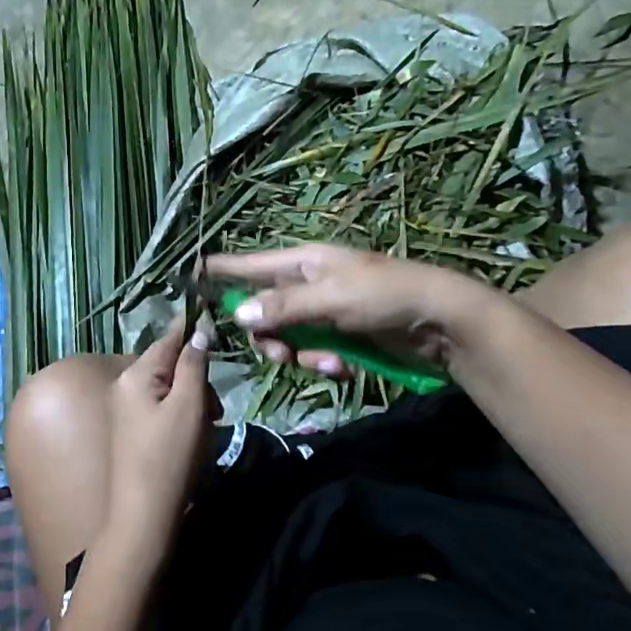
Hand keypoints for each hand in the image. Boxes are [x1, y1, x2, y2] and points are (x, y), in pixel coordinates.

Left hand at [104, 316, 212, 537]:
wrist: (143, 515)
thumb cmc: (169, 457)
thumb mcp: (189, 406)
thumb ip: (194, 365)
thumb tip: (199, 331)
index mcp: (135, 374)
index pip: (168, 338)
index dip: (192, 328)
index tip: (212, 314)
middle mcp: (124, 385)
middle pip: (170, 365)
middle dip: (197, 380)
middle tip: (215, 409)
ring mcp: (125, 409)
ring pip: (169, 388)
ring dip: (193, 401)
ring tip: (206, 429)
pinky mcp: (131, 430)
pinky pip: (162, 409)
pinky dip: (181, 416)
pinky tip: (193, 439)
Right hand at [204, 243, 503, 376]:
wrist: (441, 320)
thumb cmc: (384, 295)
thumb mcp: (331, 298)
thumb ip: (283, 307)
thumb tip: (237, 314)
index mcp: (301, 262)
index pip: (249, 264)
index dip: (220, 271)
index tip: (189, 276)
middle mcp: (306, 284)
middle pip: (261, 312)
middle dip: (270, 337)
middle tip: (282, 354)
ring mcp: (322, 312)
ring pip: (286, 338)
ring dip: (302, 356)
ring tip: (329, 364)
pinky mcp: (339, 336)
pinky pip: (313, 352)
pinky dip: (324, 363)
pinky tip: (345, 367)